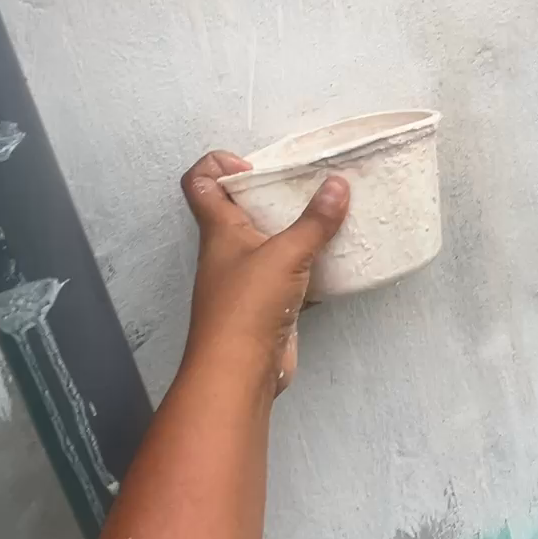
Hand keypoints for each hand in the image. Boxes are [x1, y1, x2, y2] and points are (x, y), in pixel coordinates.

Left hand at [179, 152, 349, 394]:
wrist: (240, 373)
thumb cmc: (248, 307)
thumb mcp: (286, 254)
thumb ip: (314, 221)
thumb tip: (338, 185)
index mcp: (220, 230)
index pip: (199, 183)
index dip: (217, 165)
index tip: (253, 166)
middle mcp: (229, 251)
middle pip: (240, 210)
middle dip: (271, 193)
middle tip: (305, 187)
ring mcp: (248, 279)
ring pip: (269, 243)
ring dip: (295, 229)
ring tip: (329, 217)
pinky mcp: (269, 305)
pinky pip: (290, 274)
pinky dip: (310, 265)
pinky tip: (336, 262)